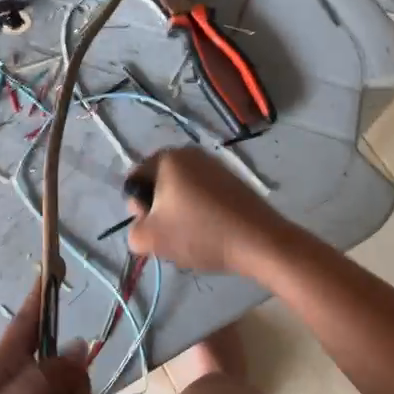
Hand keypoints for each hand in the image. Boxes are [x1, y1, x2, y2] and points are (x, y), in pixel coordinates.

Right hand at [125, 147, 290, 275]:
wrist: (260, 241)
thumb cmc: (201, 234)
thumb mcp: (152, 239)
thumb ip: (134, 231)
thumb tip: (143, 225)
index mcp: (166, 158)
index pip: (135, 180)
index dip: (138, 208)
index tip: (156, 227)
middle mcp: (188, 152)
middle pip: (158, 184)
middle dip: (160, 210)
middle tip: (173, 235)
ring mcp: (213, 163)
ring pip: (180, 190)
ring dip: (180, 212)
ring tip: (195, 236)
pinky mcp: (231, 178)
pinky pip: (202, 192)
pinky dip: (200, 210)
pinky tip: (212, 231)